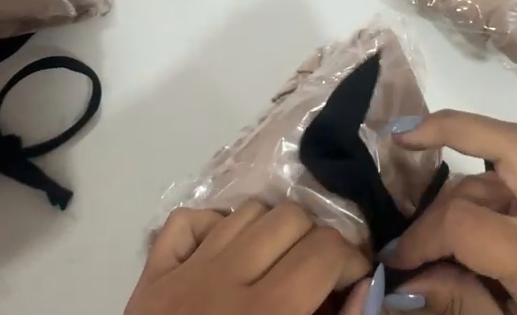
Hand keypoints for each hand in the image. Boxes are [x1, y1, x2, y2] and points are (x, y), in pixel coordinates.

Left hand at [127, 202, 371, 314]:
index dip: (351, 261)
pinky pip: (188, 221)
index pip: (328, 250)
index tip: (352, 282)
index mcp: (268, 313)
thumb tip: (365, 286)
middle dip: (316, 241)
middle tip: (317, 276)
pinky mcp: (151, 279)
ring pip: (247, 211)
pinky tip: (226, 256)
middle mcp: (225, 281)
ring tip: (275, 264)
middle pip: (293, 218)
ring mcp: (184, 275)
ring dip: (271, 231)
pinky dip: (212, 227)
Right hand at [383, 111, 516, 314]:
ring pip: (504, 161)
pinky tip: (450, 200)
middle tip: (398, 141)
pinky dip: (478, 177)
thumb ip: (460, 304)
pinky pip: (515, 174)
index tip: (394, 266)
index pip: (468, 222)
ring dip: (459, 181)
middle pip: (507, 142)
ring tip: (423, 224)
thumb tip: (405, 282)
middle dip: (448, 128)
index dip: (422, 238)